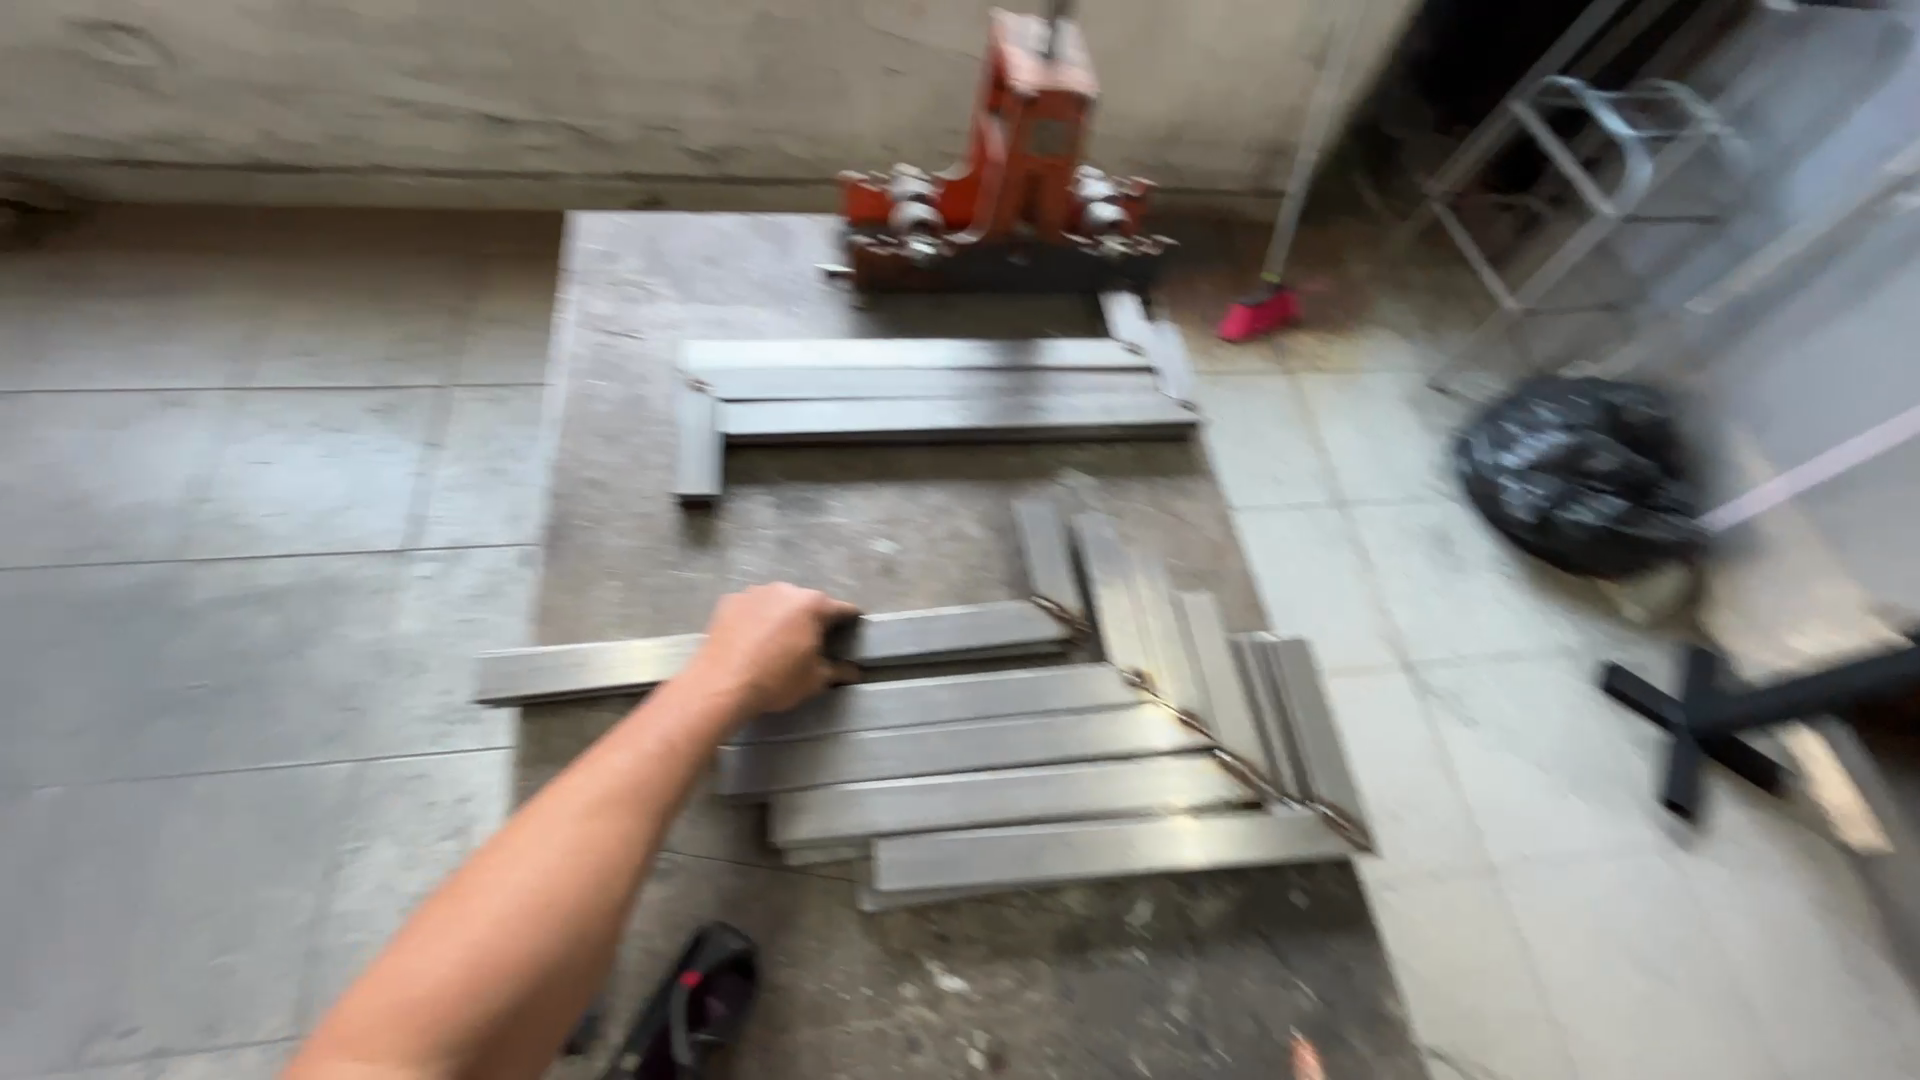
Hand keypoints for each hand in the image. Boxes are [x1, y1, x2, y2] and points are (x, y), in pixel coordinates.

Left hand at [681, 583, 861, 716]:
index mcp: (813, 605)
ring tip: (776, 640)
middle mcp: (786, 590)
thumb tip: (855, 672)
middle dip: (812, 618)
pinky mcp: (729, 601)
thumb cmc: (776, 680)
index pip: (842, 609)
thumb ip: (838, 671)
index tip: (851, 631)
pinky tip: (751, 639)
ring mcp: (755, 592)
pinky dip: (756, 618)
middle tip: (810, 641)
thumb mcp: (815, 680)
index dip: (850, 621)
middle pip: (808, 602)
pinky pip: (752, 607)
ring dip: (782, 615)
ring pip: (778, 602)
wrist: (721, 685)